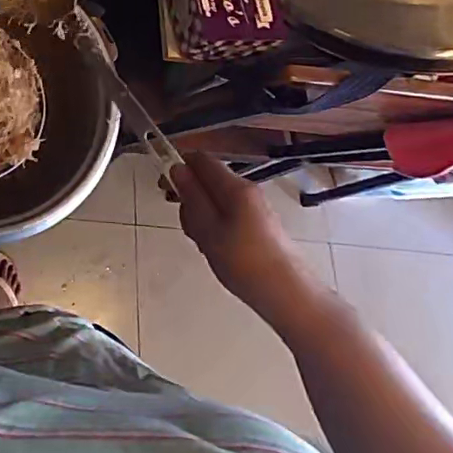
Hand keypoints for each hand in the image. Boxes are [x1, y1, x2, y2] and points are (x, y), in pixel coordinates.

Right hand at [169, 152, 320, 318]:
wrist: (288, 293)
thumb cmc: (243, 262)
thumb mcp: (207, 229)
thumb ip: (191, 196)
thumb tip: (176, 168)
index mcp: (235, 187)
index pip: (201, 159)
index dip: (179, 167)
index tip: (165, 188)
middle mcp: (247, 190)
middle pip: (208, 180)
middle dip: (190, 197)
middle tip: (188, 227)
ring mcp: (255, 207)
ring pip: (216, 200)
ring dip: (201, 215)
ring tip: (204, 243)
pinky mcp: (259, 224)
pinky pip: (228, 214)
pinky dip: (216, 226)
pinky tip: (218, 250)